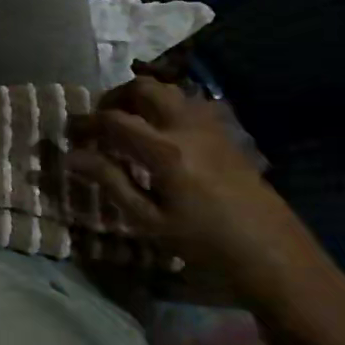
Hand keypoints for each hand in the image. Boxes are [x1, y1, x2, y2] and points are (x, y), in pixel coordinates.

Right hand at [64, 75, 329, 306]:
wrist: (274, 256)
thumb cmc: (205, 244)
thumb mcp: (149, 220)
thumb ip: (109, 181)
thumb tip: (71, 156)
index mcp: (165, 151)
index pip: (113, 120)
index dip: (85, 122)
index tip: (69, 132)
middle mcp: (187, 128)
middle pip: (144, 88)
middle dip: (114, 98)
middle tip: (100, 121)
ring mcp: (211, 128)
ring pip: (170, 90)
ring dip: (142, 98)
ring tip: (128, 123)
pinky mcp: (227, 135)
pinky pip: (190, 104)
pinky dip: (166, 107)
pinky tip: (161, 134)